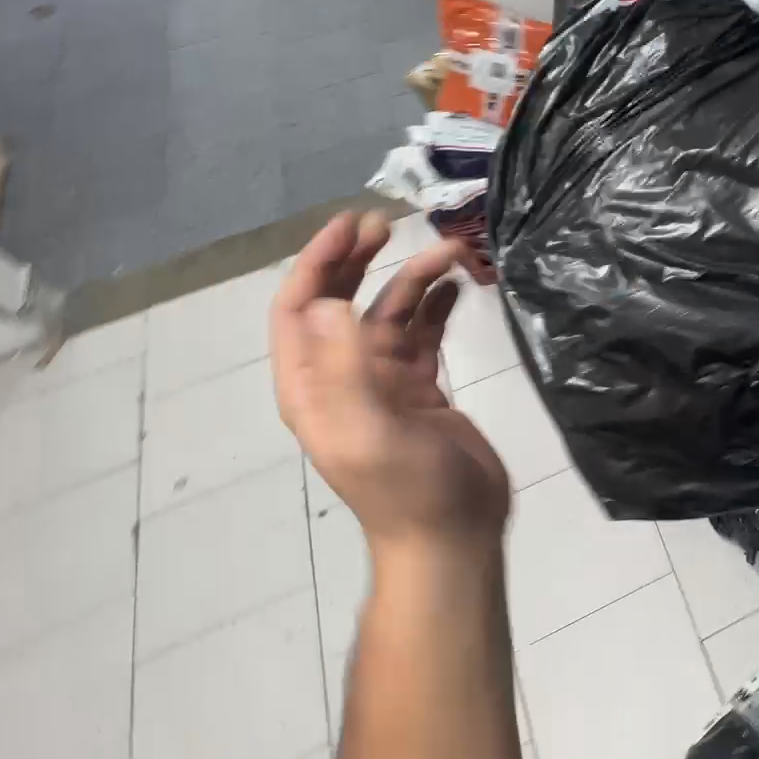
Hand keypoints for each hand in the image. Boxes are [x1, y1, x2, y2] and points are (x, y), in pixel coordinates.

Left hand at [270, 212, 510, 556]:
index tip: (353, 225)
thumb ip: (345, 368)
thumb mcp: (368, 430)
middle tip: (391, 224)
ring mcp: (385, 384)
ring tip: (452, 252)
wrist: (452, 535)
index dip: (318, 262)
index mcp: (313, 386)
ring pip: (392, 315)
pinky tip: (459, 289)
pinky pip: (425, 337)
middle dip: (360, 260)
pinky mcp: (423, 392)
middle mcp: (342, 378)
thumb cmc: (408, 488)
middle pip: (341, 303)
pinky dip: (439, 308)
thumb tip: (329, 302)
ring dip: (415, 280)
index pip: (299, 309)